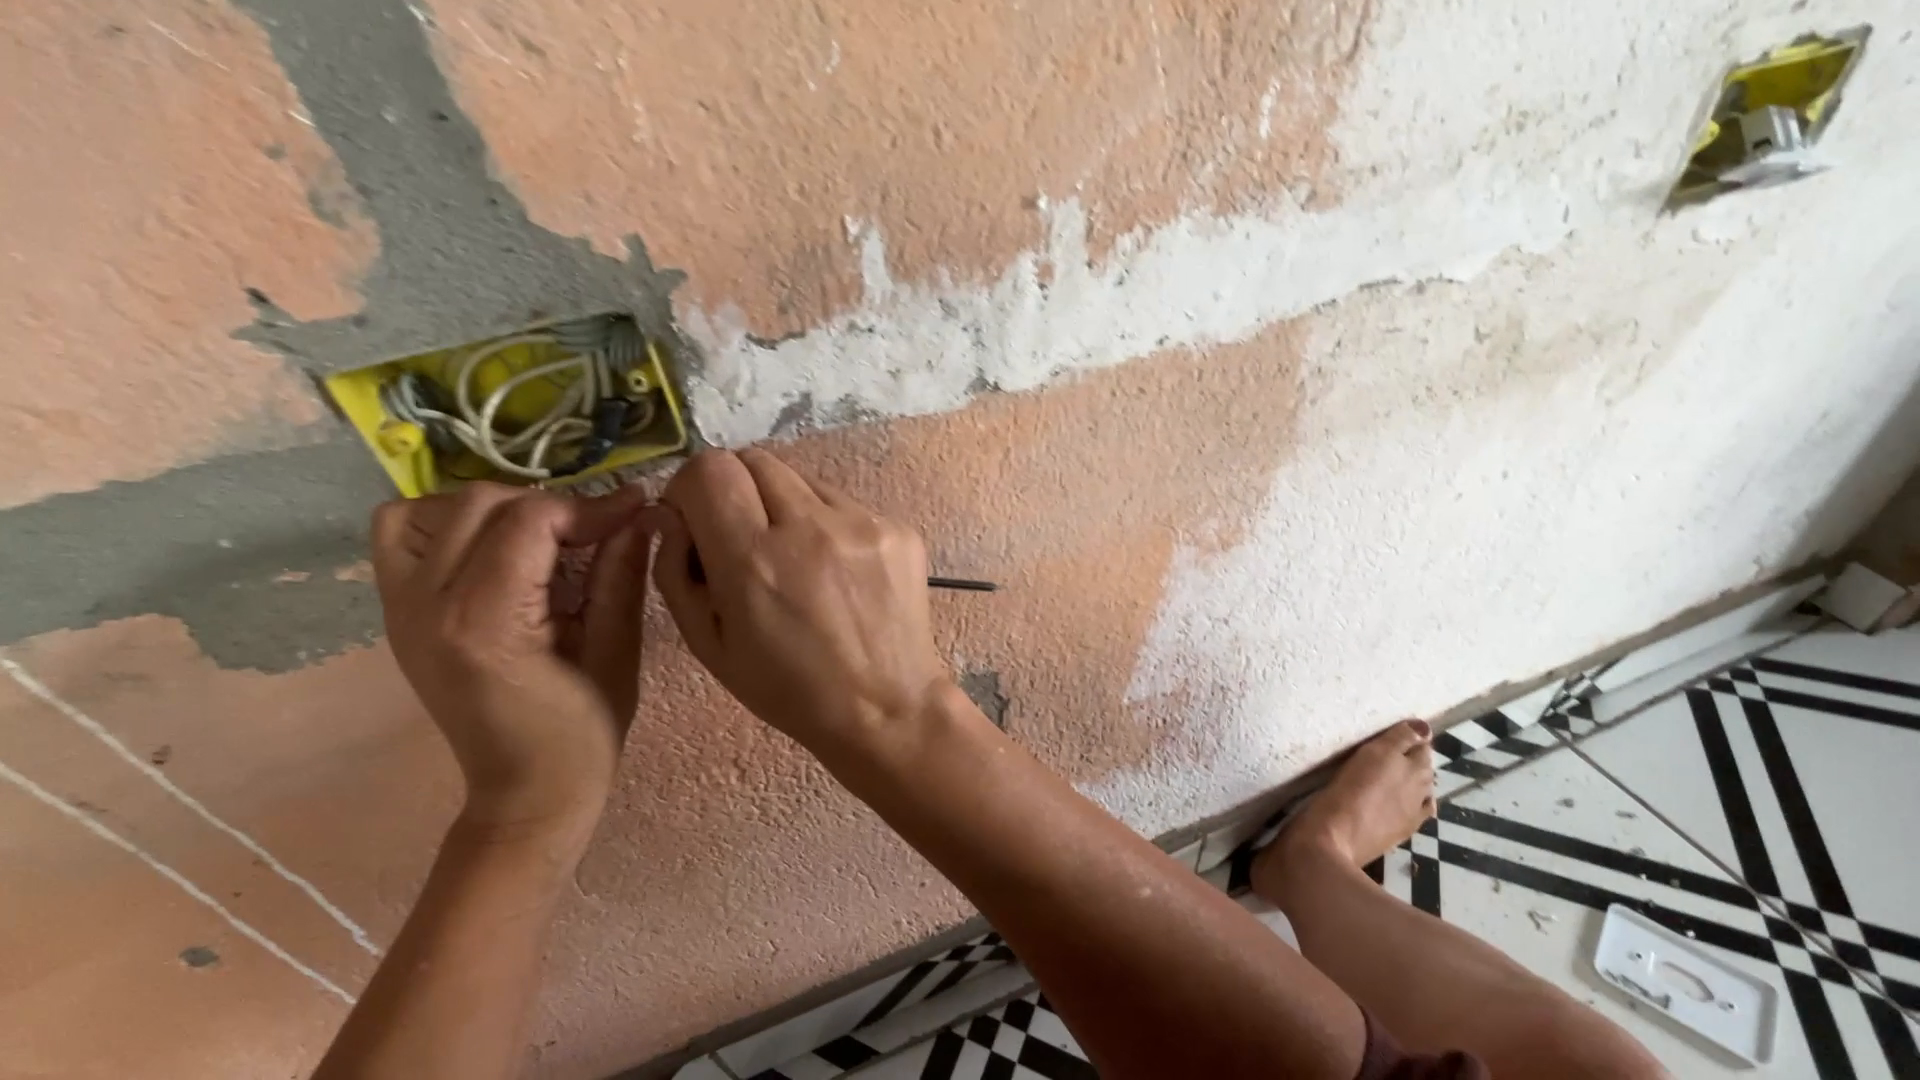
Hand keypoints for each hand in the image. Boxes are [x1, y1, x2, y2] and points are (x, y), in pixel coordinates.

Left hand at [370, 482, 656, 835]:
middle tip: (595, 532)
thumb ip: (621, 575)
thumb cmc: (582, 734)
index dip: (588, 506)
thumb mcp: (617, 653)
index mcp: (484, 623)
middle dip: (548, 506)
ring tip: (541, 539)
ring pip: (434, 509)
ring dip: (496, 509)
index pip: (529, 520)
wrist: (524, 793)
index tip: (634, 510)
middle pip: (480, 503)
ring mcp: (400, 608)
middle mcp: (426, 606)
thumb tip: (639, 511)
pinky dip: (446, 522)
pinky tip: (493, 549)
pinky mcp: (396, 612)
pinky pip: (400, 533)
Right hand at [653, 449, 958, 757]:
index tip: (696, 521)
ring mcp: (862, 523)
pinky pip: (843, 501)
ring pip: (800, 477)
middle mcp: (810, 528)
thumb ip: (675, 570)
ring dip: (782, 504)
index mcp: (754, 561)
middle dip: (734, 488)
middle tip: (741, 536)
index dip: (690, 488)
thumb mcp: (709, 645)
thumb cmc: (787, 689)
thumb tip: (669, 514)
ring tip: (793, 558)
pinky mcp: (898, 527)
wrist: (887, 709)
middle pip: (753, 460)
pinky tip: (833, 570)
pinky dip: (825, 523)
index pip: (709, 469)